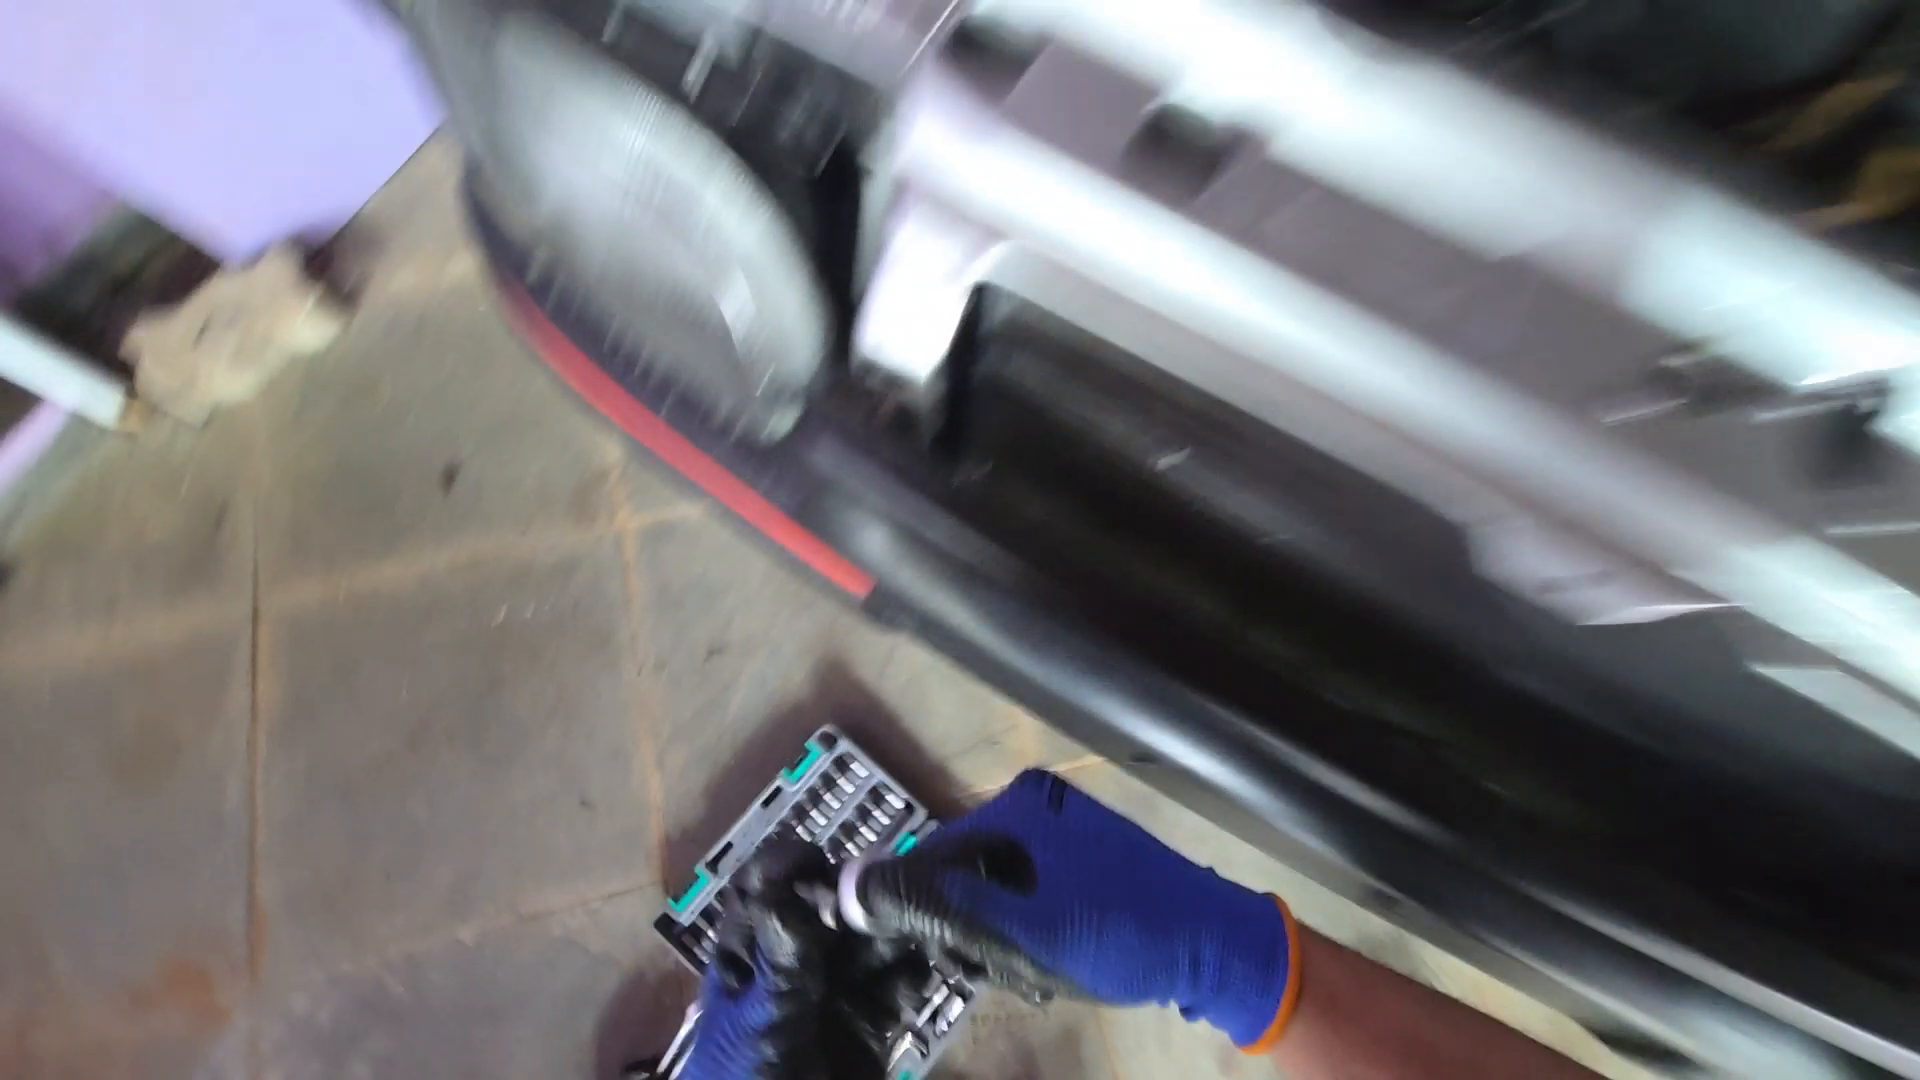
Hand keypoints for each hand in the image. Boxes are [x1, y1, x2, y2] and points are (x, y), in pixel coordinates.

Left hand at [677, 839, 926, 1079]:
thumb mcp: (757, 1021)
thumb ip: (782, 957)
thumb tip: (794, 885)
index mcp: (751, 953)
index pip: (762, 888)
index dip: (786, 864)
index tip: (819, 859)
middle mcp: (795, 958)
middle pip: (827, 903)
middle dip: (858, 891)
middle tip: (891, 883)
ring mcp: (835, 986)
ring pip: (870, 936)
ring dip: (896, 924)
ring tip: (922, 913)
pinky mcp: (872, 1017)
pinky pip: (899, 979)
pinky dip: (917, 966)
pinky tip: (932, 955)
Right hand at [854, 769, 1300, 1048]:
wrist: (1210, 940)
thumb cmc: (1120, 933)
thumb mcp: (1030, 932)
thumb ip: (953, 908)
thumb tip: (877, 885)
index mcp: (1021, 805)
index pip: (941, 849)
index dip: (923, 900)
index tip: (927, 945)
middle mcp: (1036, 802)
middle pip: (969, 862)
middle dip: (968, 917)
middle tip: (990, 963)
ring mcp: (1060, 822)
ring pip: (998, 875)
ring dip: (998, 922)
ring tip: (1027, 964)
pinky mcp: (1078, 845)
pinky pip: (1027, 877)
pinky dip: (1025, 914)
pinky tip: (1047, 948)